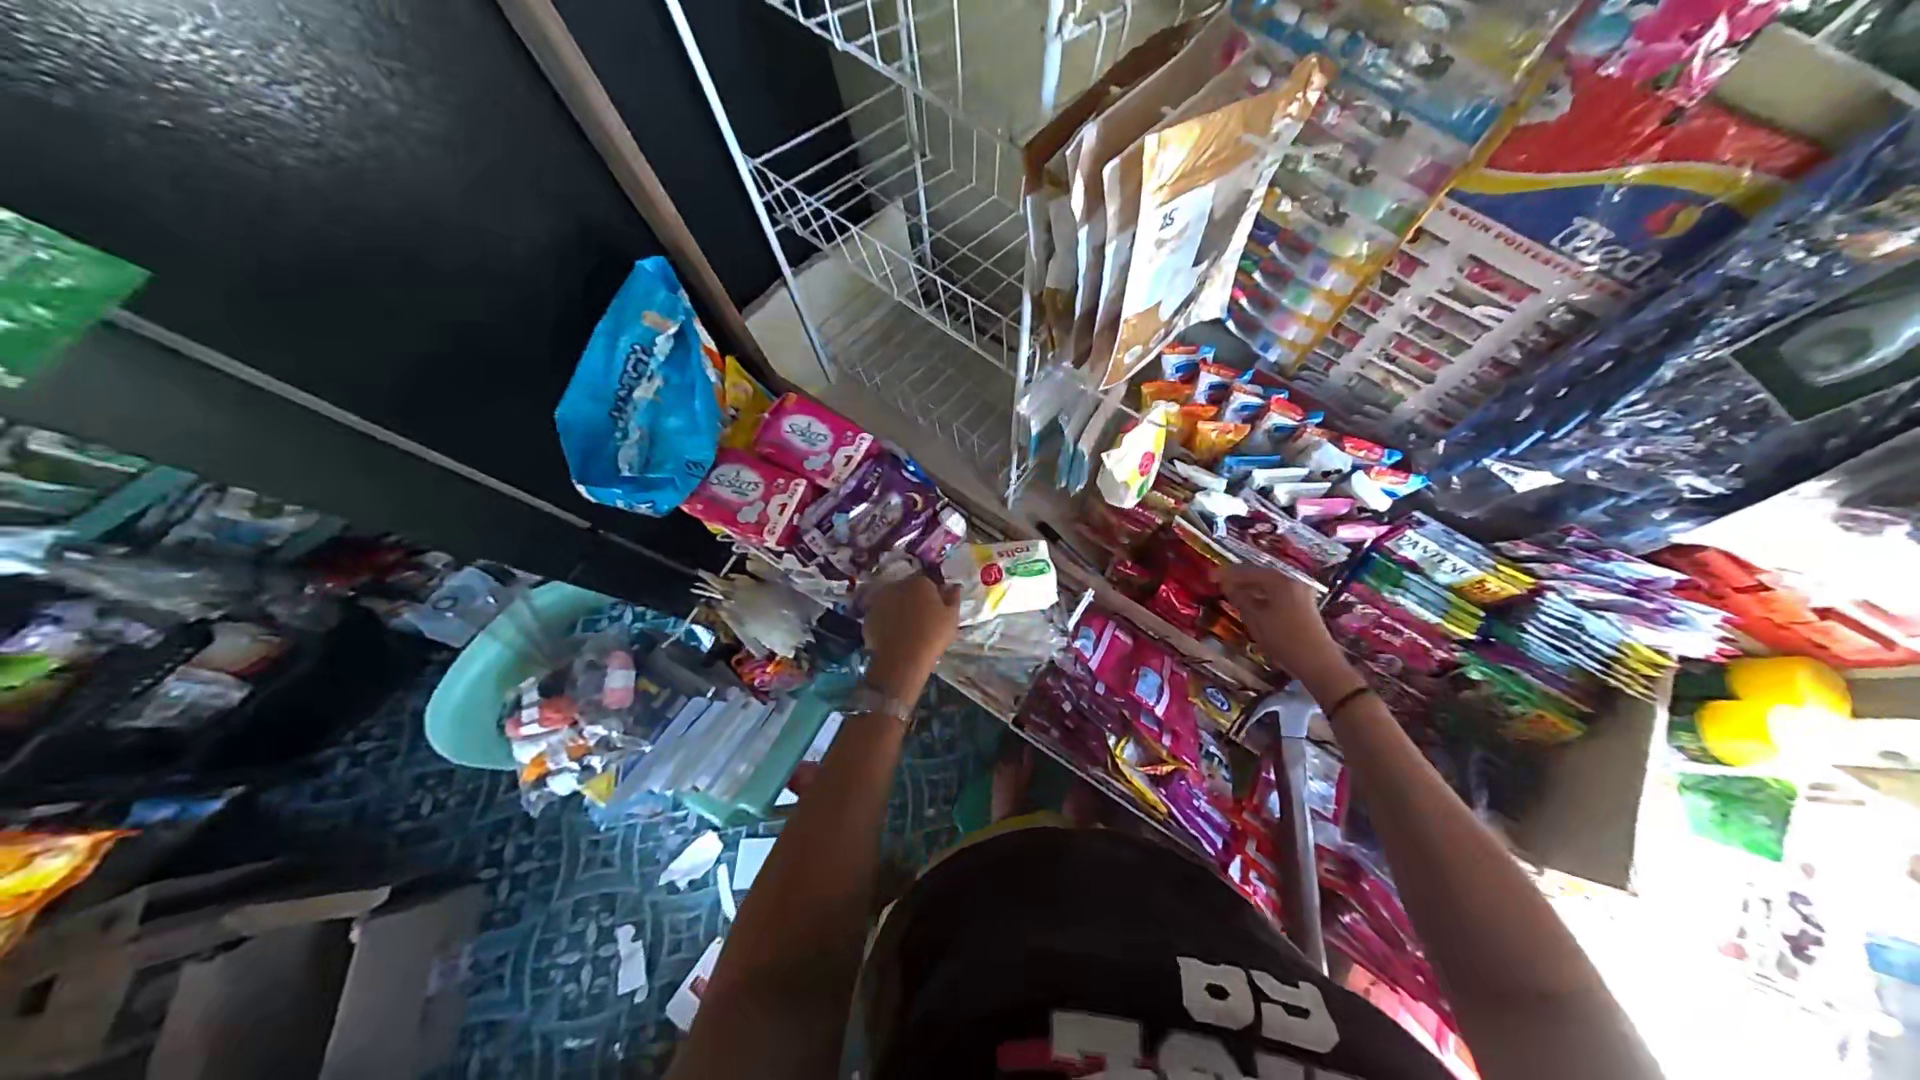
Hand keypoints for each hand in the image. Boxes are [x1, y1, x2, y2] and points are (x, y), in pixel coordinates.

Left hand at [861, 572, 961, 699]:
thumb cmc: (932, 635)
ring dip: (898, 609)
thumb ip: (953, 598)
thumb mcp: (952, 617)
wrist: (902, 659)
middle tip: (921, 620)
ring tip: (906, 629)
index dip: (933, 596)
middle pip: (908, 590)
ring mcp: (879, 600)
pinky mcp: (868, 617)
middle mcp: (896, 585)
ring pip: (892, 601)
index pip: (928, 583)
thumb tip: (954, 586)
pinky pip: (880, 616)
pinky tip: (893, 636)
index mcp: (919, 582)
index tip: (936, 610)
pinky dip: (885, 622)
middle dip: (914, 600)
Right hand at [1214, 563, 1360, 701]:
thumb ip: (1240, 599)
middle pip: (1261, 575)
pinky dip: (1263, 596)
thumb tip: (1227, 585)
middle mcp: (1293, 582)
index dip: (1228, 573)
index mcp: (1280, 582)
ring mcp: (1301, 593)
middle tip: (1220, 585)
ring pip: (1270, 585)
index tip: (1210, 577)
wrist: (1318, 663)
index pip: (1248, 571)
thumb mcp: (1255, 619)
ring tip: (1233, 594)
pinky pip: (1279, 593)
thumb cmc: (1283, 640)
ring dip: (1251, 588)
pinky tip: (1253, 604)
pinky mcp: (1305, 605)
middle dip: (1240, 579)